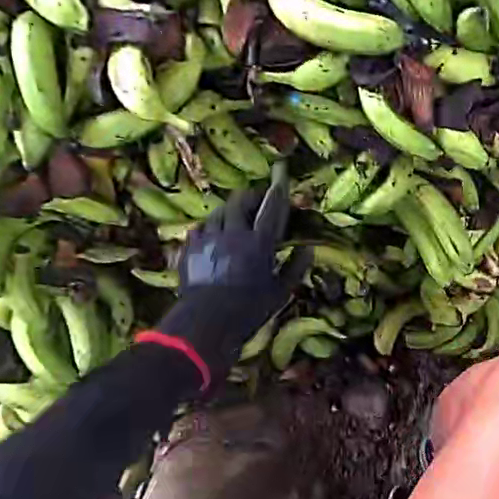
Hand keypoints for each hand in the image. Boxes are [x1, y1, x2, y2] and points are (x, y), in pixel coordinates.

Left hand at [151, 164, 310, 382]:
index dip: (278, 191)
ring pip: (217, 213)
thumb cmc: (250, 309)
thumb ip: (296, 268)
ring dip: (228, 211)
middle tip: (256, 200)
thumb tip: (308, 250)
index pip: (272, 208)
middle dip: (249, 197)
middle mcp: (233, 233)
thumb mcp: (281, 292)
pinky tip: (212, 235)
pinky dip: (209, 228)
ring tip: (234, 218)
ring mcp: (208, 239)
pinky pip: (199, 229)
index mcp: (259, 243)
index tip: (281, 177)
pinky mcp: (190, 249)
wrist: (206, 322)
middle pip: (239, 202)